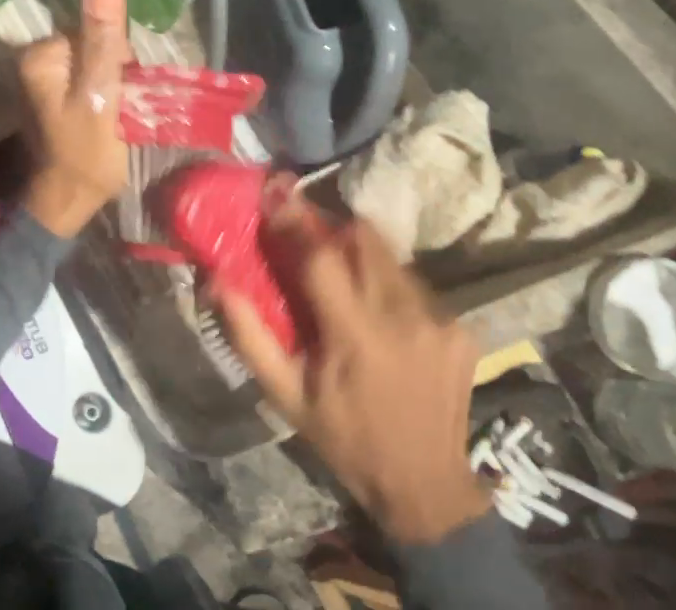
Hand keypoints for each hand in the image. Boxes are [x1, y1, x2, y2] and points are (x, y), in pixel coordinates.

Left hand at [16, 0, 130, 237]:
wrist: (69, 201)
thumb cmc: (84, 152)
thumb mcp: (99, 95)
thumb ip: (103, 44)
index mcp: (40, 56)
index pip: (92, 29)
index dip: (117, 55)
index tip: (122, 86)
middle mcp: (38, 62)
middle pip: (94, 44)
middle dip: (117, 69)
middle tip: (123, 103)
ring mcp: (48, 81)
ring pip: (98, 63)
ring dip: (117, 83)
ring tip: (122, 112)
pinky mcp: (60, 98)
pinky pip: (93, 80)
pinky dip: (109, 94)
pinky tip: (115, 116)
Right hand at [217, 184, 488, 544]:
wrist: (426, 484)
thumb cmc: (343, 437)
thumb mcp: (284, 394)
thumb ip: (248, 335)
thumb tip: (214, 280)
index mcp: (356, 336)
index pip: (322, 257)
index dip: (294, 219)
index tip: (272, 190)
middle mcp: (404, 318)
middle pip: (366, 239)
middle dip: (330, 222)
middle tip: (301, 225)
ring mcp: (440, 322)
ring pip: (392, 256)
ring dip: (357, 249)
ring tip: (333, 263)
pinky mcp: (461, 329)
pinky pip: (414, 284)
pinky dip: (384, 279)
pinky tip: (371, 306)